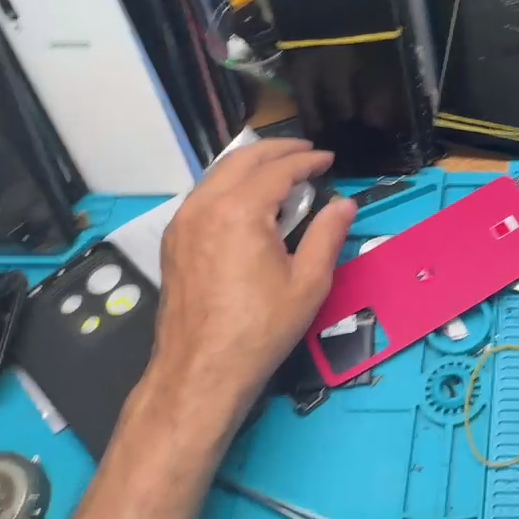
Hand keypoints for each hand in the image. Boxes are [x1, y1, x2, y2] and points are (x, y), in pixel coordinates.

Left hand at [149, 139, 354, 432]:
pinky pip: (204, 195)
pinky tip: (250, 200)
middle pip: (241, 160)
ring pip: (217, 174)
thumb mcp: (309, 281)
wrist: (203, 368)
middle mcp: (204, 206)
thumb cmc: (262, 327)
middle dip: (276, 150)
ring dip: (251, 165)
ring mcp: (183, 223)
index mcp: (240, 211)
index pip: (278, 170)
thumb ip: (327, 234)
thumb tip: (344, 204)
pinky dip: (230, 184)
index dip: (307, 160)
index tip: (328, 160)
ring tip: (281, 171)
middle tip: (306, 152)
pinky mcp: (174, 241)